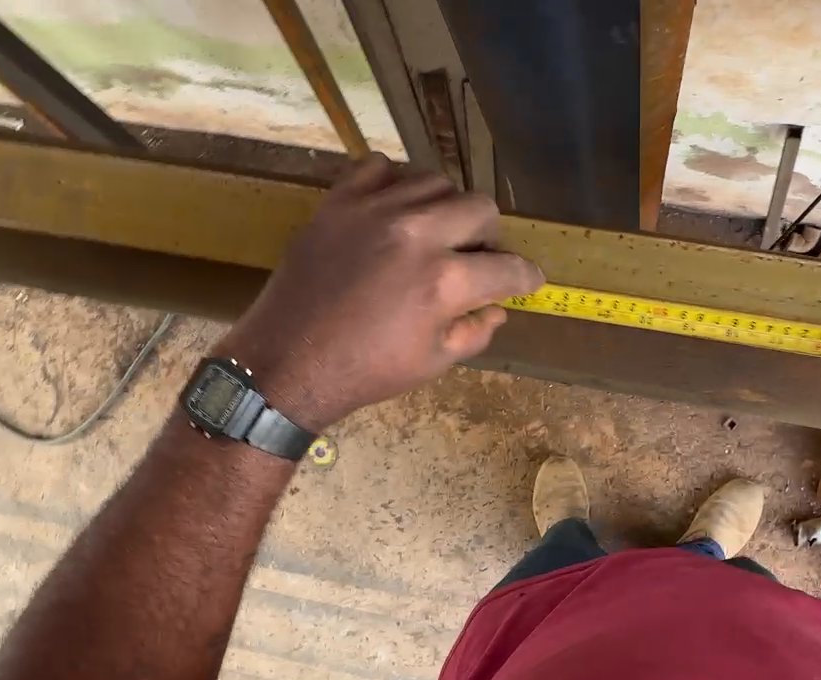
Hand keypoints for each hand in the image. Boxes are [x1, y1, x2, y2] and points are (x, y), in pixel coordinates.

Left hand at [220, 155, 543, 429]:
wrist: (290, 359)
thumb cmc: (366, 372)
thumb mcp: (434, 363)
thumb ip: (475, 331)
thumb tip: (497, 308)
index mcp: (444, 282)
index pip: (506, 267)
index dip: (526, 276)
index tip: (530, 279)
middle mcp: (416, 234)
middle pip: (479, 207)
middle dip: (490, 235)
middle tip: (478, 258)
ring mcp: (374, 211)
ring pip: (434, 181)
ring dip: (447, 207)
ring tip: (437, 234)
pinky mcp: (339, 201)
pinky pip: (381, 168)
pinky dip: (397, 184)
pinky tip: (396, 212)